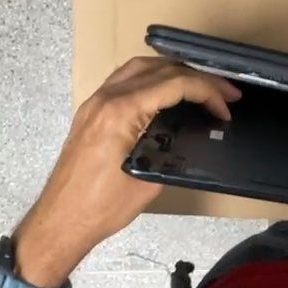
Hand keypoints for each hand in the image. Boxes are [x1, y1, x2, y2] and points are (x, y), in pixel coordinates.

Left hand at [12, 58, 240, 287]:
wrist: (61, 220)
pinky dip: (151, 78)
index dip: (207, 92)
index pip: (173, 83)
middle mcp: (106, 98)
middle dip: (197, 77)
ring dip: (173, 71)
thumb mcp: (150, 179)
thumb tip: (196, 135)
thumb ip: (174, 148)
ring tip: (200, 86)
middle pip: (159, 68)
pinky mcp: (91, 111)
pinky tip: (167, 92)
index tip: (226, 109)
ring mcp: (95, 102)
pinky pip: (124, 80)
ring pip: (139, 67)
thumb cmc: (102, 207)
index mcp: (121, 111)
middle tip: (225, 91)